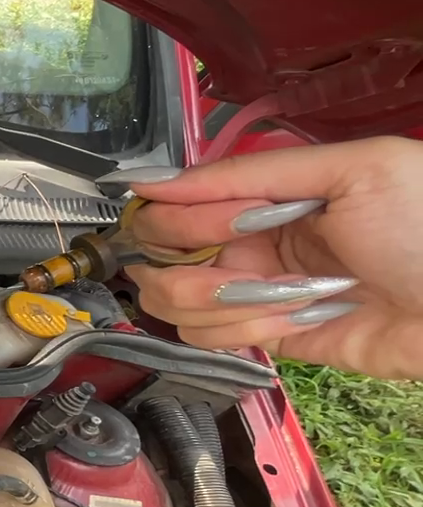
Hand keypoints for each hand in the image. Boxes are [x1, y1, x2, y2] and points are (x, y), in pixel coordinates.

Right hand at [118, 135, 422, 378]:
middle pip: (147, 262)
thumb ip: (248, 169)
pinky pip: (200, 337)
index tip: (244, 224)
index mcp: (246, 201)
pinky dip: (249, 331)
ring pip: (165, 304)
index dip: (181, 222)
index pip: (157, 212)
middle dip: (195, 275)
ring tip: (297, 297)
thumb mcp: (359, 170)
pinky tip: (304, 319)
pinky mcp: (249, 331)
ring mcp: (235, 290)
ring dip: (229, 306)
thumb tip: (148, 184)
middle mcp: (230, 244)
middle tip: (258, 273)